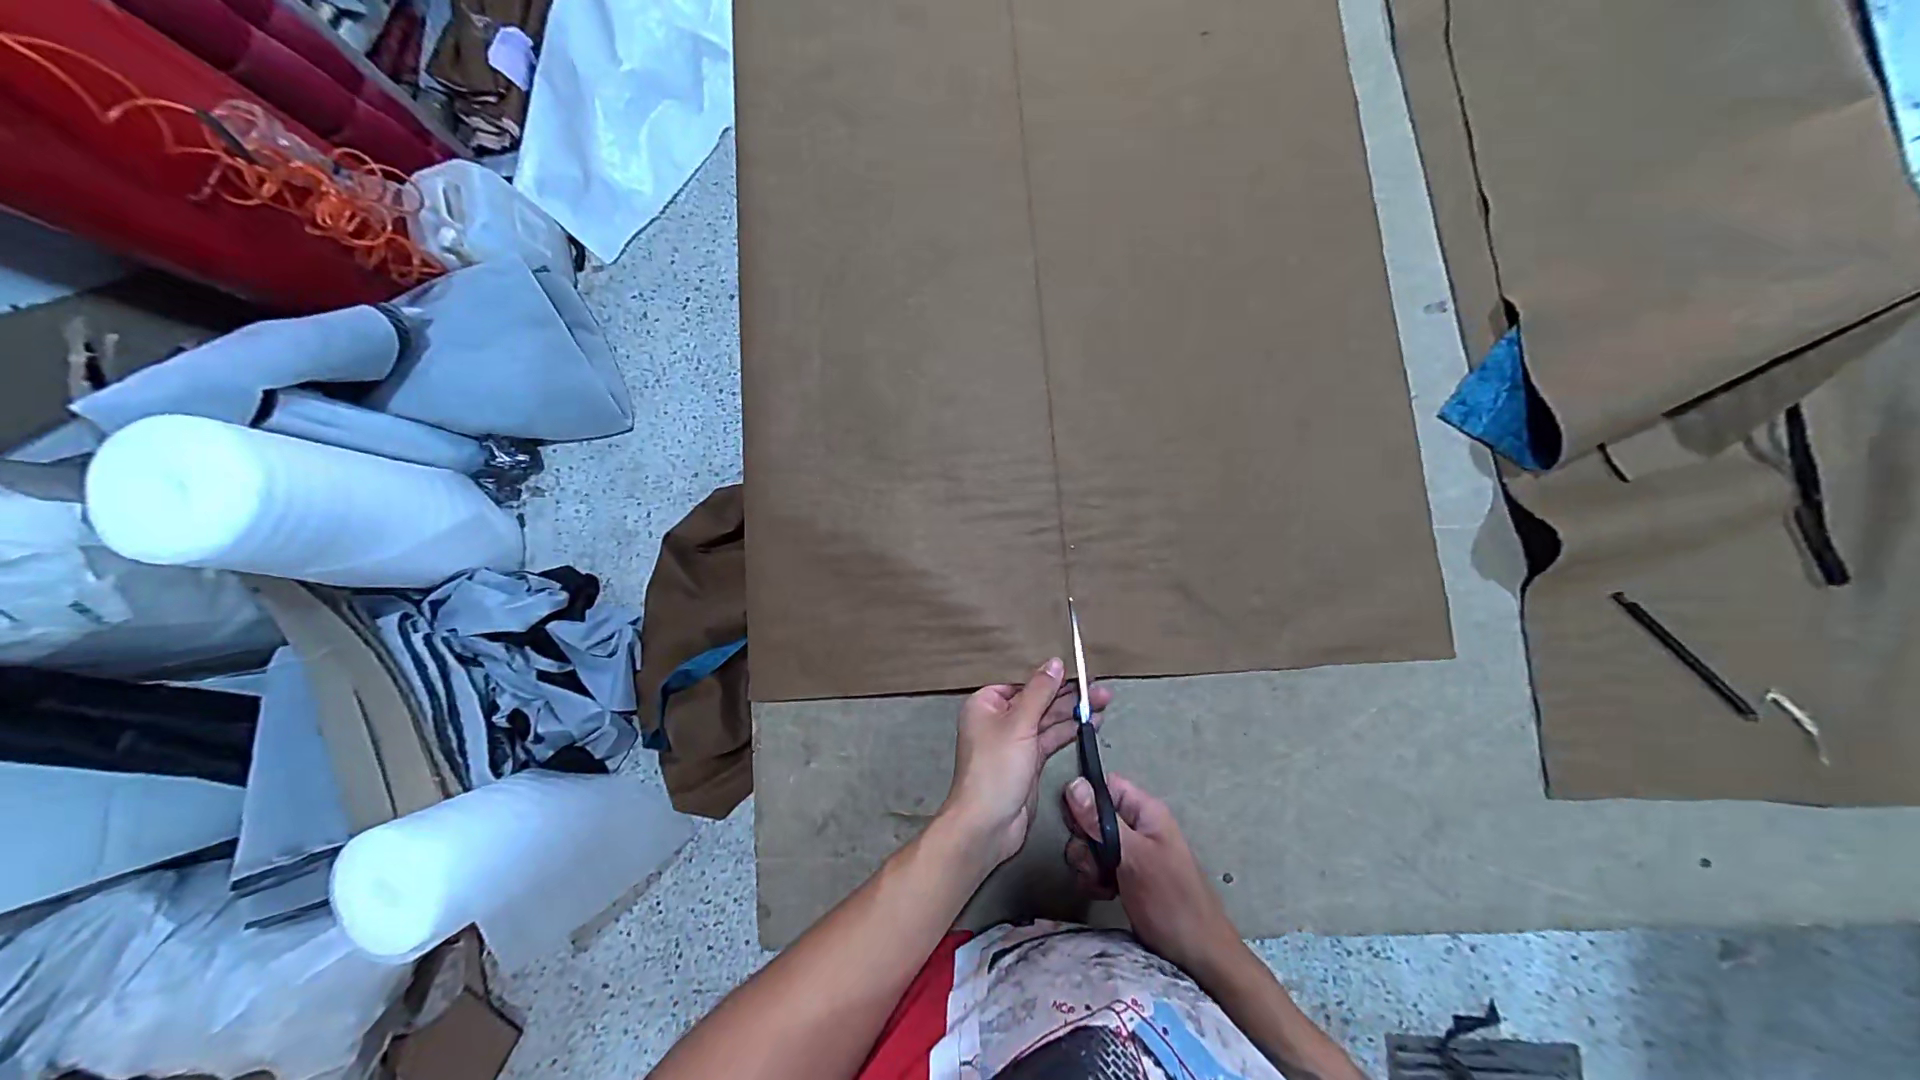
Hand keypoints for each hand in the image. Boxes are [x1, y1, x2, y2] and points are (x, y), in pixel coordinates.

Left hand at [939, 657, 1111, 870]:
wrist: (988, 824)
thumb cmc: (995, 769)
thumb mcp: (1019, 723)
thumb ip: (1040, 692)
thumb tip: (1055, 663)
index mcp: (986, 704)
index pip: (1022, 683)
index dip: (1050, 677)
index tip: (1077, 671)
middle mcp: (998, 720)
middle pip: (1037, 700)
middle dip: (1068, 695)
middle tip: (1099, 689)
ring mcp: (1014, 742)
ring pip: (1047, 720)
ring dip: (1073, 712)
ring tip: (1103, 702)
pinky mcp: (1028, 762)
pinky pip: (1051, 739)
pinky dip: (1069, 731)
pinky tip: (1090, 723)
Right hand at [1063, 773, 1244, 983]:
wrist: (1200, 957)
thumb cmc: (1172, 901)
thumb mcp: (1134, 857)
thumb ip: (1101, 821)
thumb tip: (1073, 783)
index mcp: (1145, 811)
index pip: (1104, 786)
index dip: (1085, 799)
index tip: (1077, 824)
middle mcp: (1137, 826)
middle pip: (1092, 815)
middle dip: (1084, 839)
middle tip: (1094, 862)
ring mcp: (1132, 852)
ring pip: (1092, 843)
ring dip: (1088, 864)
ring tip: (1102, 883)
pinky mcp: (1126, 876)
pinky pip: (1098, 866)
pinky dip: (1095, 879)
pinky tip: (1104, 894)